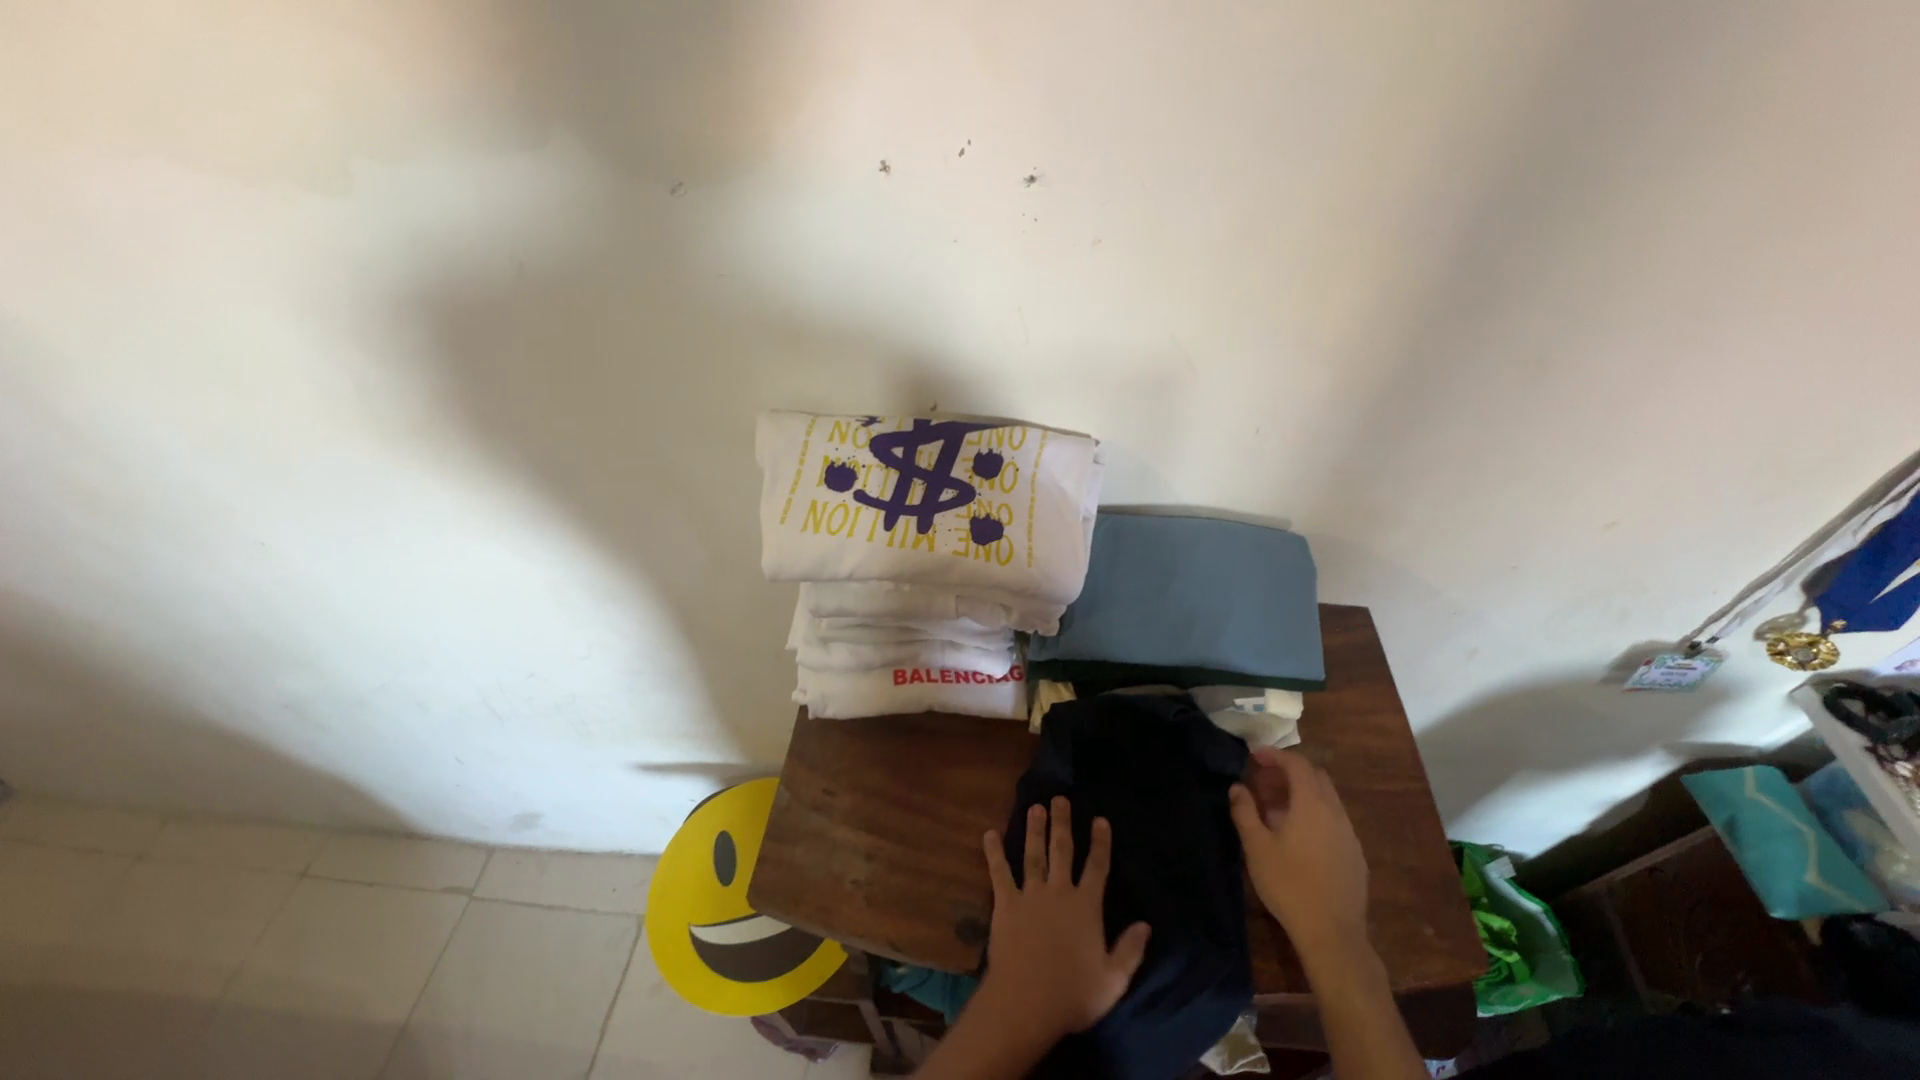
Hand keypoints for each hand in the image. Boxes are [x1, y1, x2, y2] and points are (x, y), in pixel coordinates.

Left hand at [977, 797, 1150, 1038]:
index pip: (1098, 867)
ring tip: (1034, 806)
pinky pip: (999, 873)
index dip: (1100, 842)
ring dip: (1034, 829)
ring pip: (1033, 854)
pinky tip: (989, 834)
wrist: (1026, 1002)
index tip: (1100, 819)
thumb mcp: (1113, 979)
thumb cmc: (1073, 995)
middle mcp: (1059, 892)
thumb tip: (1146, 925)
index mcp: (1087, 907)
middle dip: (1062, 823)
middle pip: (1062, 850)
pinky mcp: (1005, 904)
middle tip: (1060, 798)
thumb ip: (1130, 950)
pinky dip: (993, 853)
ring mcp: (1030, 895)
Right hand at [1229, 747, 1371, 963]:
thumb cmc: (1289, 885)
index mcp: (1312, 805)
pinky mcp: (1355, 854)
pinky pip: (1333, 820)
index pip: (1297, 764)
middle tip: (1262, 782)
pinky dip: (1314, 814)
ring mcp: (1349, 834)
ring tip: (1275, 810)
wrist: (1332, 932)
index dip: (1275, 755)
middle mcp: (1335, 812)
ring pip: (1327, 799)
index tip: (1254, 756)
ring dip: (1301, 794)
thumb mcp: (1257, 847)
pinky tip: (1297, 837)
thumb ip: (1245, 812)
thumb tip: (1237, 788)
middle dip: (1289, 772)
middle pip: (1316, 777)